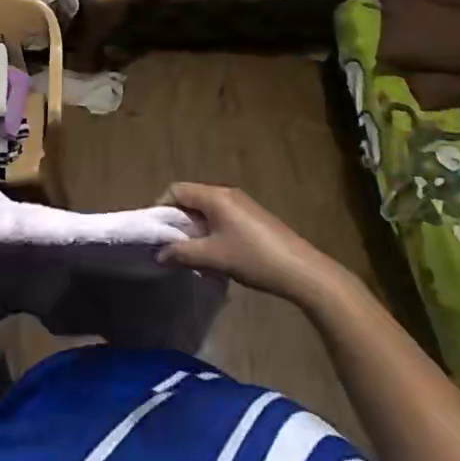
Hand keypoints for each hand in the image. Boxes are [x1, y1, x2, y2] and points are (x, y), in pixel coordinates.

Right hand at [156, 183, 345, 303]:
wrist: (301, 270)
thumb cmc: (253, 258)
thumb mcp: (212, 257)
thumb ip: (181, 253)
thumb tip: (158, 254)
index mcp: (215, 196)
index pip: (176, 190)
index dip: (162, 208)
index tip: (158, 233)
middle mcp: (227, 192)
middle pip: (191, 197)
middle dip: (178, 219)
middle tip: (173, 244)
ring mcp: (242, 203)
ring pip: (206, 208)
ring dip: (195, 227)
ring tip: (193, 252)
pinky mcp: (252, 216)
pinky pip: (221, 215)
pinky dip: (211, 229)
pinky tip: (216, 252)